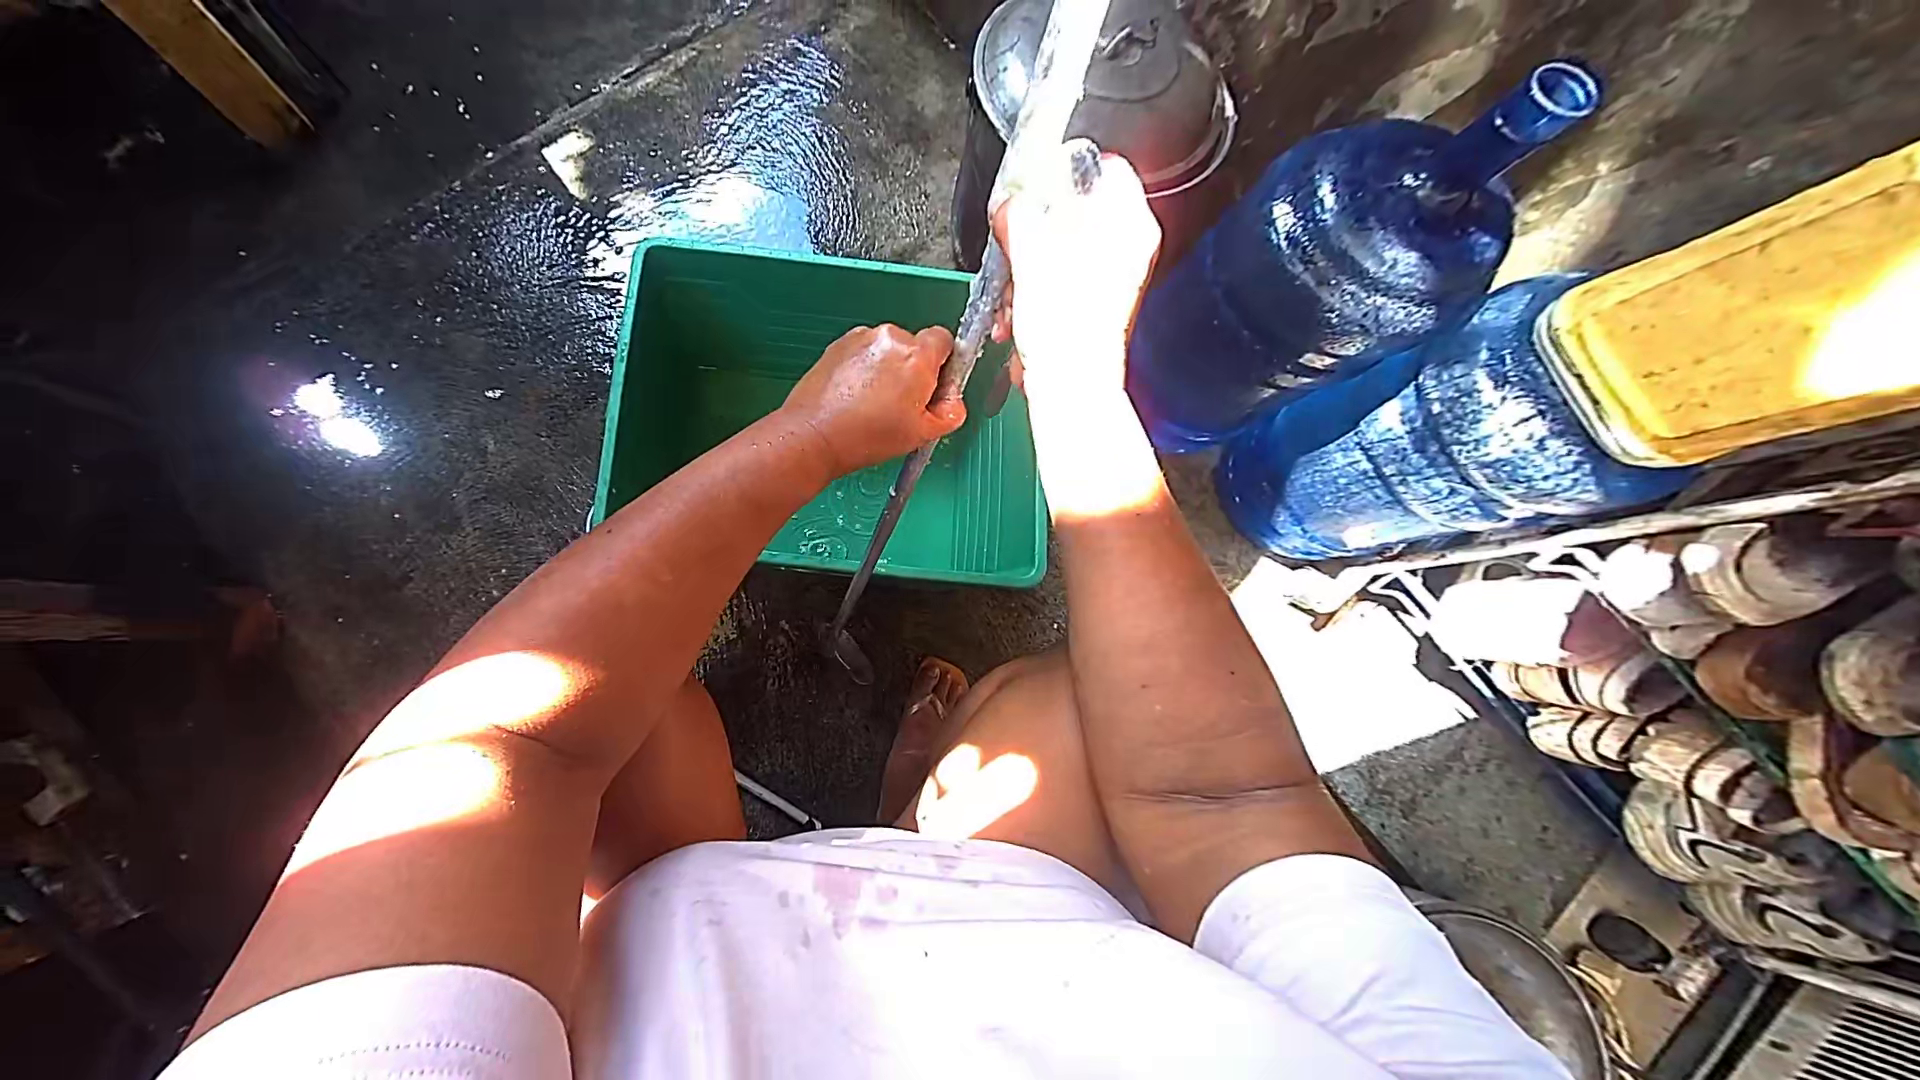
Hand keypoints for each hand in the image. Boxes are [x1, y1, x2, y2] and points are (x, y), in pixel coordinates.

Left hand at [781, 323, 964, 475]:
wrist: (815, 434)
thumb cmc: (866, 435)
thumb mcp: (923, 434)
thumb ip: (950, 412)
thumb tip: (953, 401)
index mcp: (917, 355)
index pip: (945, 340)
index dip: (943, 365)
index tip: (934, 388)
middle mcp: (890, 337)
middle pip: (915, 346)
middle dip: (913, 371)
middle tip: (902, 406)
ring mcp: (861, 338)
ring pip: (888, 350)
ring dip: (888, 370)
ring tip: (875, 406)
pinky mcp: (839, 345)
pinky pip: (864, 353)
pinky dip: (865, 370)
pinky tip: (857, 399)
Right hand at [992, 142, 1160, 395]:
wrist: (1072, 386)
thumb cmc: (1067, 330)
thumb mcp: (1031, 255)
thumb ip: (1020, 216)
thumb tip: (1011, 205)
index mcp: (1128, 222)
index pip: (1104, 167)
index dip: (1062, 174)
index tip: (1034, 191)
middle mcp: (1128, 248)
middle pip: (1075, 215)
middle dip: (1033, 238)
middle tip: (1013, 253)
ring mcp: (1112, 279)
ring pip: (1062, 252)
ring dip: (1027, 273)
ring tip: (1011, 300)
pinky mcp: (1094, 306)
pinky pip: (1060, 283)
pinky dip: (1035, 295)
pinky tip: (1017, 316)